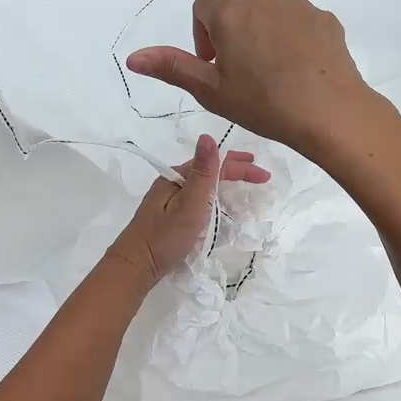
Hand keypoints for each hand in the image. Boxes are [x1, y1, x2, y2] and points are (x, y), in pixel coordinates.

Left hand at [105, 134, 269, 285]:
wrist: (135, 265)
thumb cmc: (165, 236)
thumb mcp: (190, 204)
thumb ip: (203, 173)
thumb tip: (208, 136)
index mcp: (178, 177)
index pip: (215, 163)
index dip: (241, 167)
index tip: (265, 177)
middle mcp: (172, 183)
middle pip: (208, 171)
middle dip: (235, 171)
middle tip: (259, 176)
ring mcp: (168, 200)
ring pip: (202, 185)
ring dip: (224, 184)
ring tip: (243, 191)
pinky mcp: (167, 216)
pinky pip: (196, 200)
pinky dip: (212, 199)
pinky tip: (218, 209)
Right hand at [125, 0, 387, 158]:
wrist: (330, 112)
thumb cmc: (262, 103)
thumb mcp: (210, 91)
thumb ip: (171, 67)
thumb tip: (133, 56)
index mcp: (230, 13)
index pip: (204, 6)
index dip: (202, 35)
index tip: (214, 66)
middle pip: (238, 11)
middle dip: (234, 37)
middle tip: (243, 77)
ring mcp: (298, 7)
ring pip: (271, 17)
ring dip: (265, 38)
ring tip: (274, 77)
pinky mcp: (325, 19)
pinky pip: (300, 25)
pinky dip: (295, 42)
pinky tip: (301, 73)